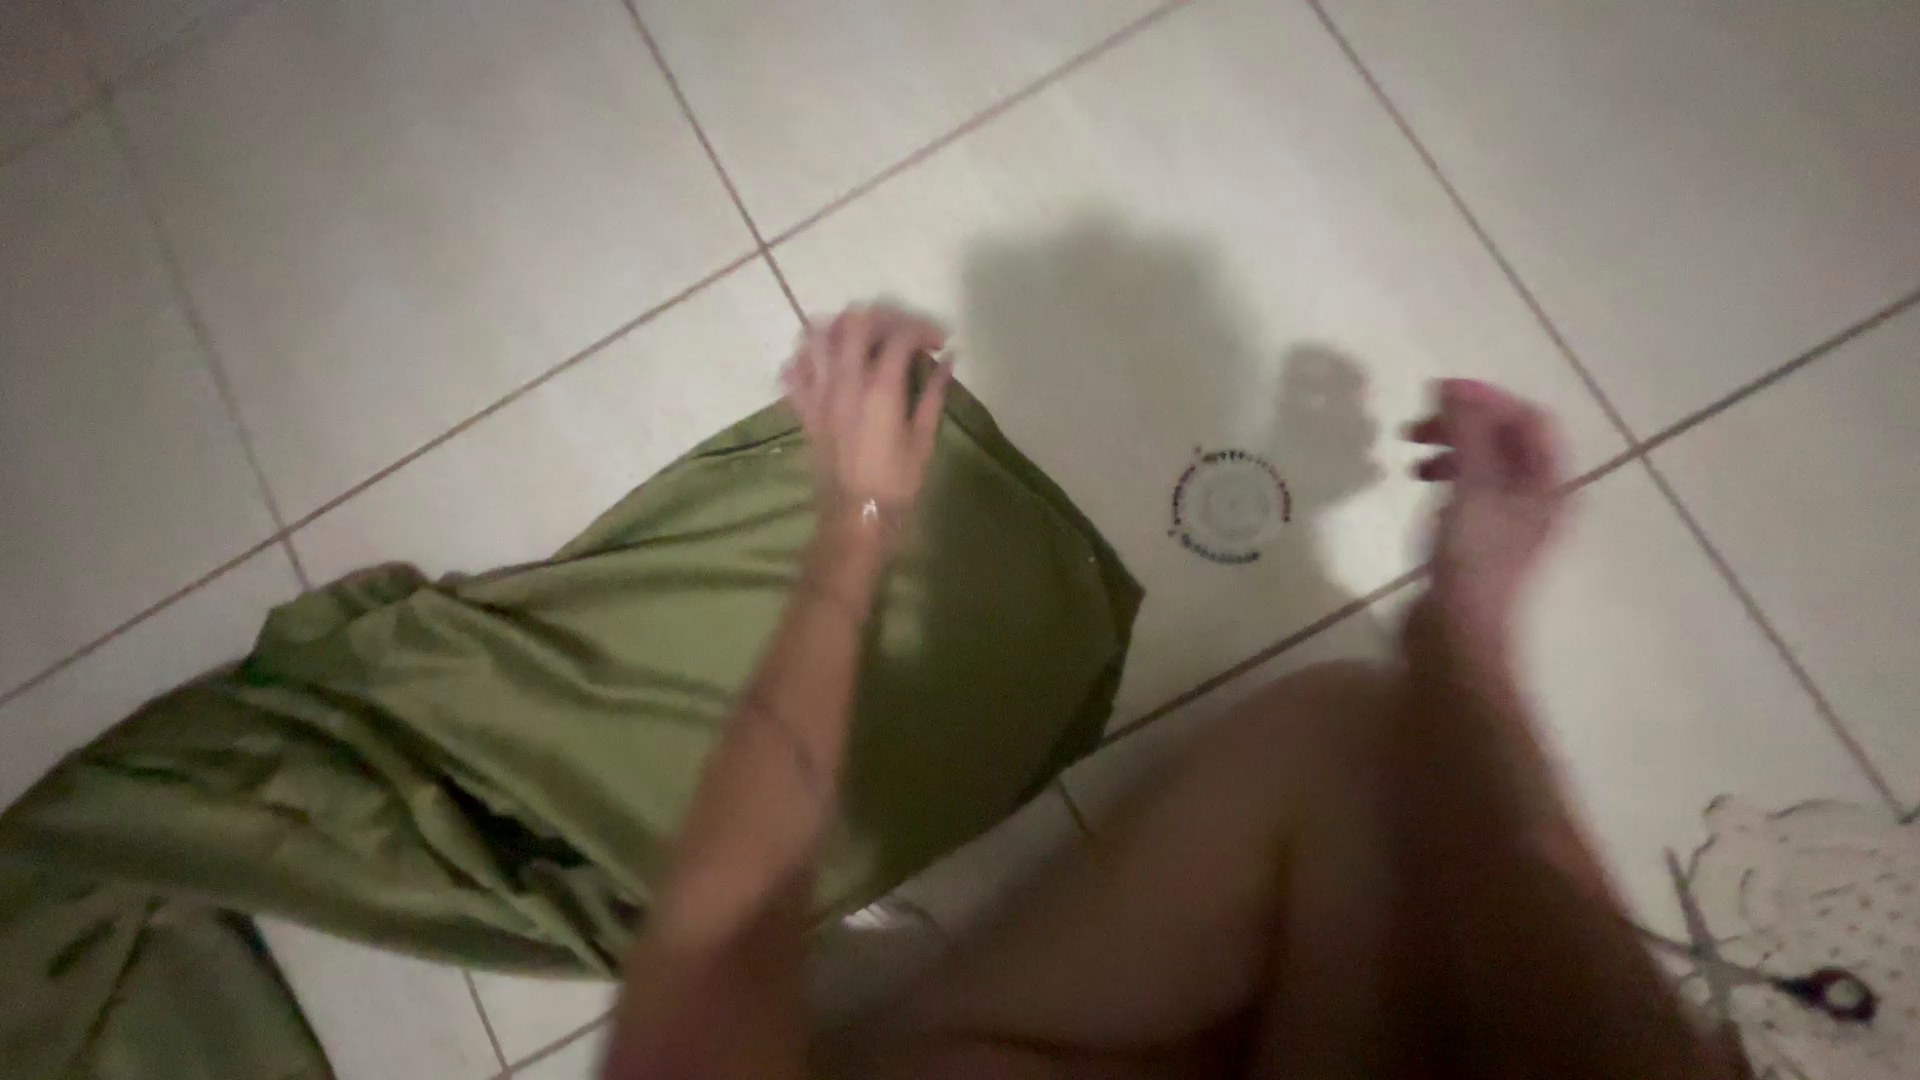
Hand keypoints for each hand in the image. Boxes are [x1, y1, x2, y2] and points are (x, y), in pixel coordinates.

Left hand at [782, 305, 954, 532]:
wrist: (855, 518)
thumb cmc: (897, 484)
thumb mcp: (924, 439)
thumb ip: (934, 393)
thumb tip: (949, 360)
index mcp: (880, 388)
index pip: (900, 335)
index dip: (923, 330)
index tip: (939, 343)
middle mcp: (845, 381)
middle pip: (856, 321)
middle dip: (883, 317)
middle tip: (902, 333)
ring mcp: (819, 393)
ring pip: (818, 335)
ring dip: (841, 327)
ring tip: (863, 339)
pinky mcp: (804, 410)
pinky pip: (793, 371)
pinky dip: (807, 357)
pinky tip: (825, 363)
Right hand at [1406, 379, 1567, 652]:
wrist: (1458, 634)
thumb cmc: (1470, 560)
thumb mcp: (1471, 489)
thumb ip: (1466, 435)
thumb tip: (1454, 388)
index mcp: (1547, 484)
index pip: (1528, 420)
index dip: (1486, 399)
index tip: (1434, 392)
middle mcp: (1538, 499)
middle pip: (1506, 442)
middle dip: (1462, 426)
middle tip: (1411, 429)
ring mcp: (1509, 523)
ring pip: (1485, 467)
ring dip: (1450, 452)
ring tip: (1409, 461)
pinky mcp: (1480, 543)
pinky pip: (1468, 492)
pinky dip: (1444, 480)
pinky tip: (1418, 491)